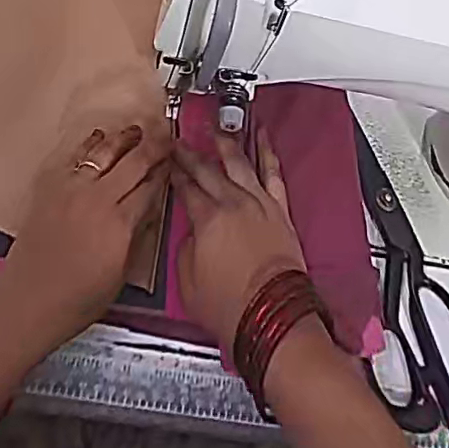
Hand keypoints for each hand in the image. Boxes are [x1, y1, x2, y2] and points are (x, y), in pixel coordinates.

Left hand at [0, 124, 171, 364]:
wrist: (28, 303)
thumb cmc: (77, 299)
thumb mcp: (121, 274)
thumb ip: (137, 235)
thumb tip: (150, 207)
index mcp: (119, 224)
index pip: (150, 186)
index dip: (164, 171)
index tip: (173, 161)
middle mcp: (97, 199)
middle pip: (133, 162)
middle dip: (153, 147)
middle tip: (165, 137)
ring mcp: (72, 189)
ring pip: (105, 151)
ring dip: (124, 139)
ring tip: (137, 130)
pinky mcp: (51, 187)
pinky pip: (75, 156)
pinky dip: (90, 143)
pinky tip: (100, 138)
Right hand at [172, 132, 306, 354]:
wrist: (274, 318)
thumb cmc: (233, 306)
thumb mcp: (189, 281)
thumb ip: (186, 249)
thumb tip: (193, 234)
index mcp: (207, 219)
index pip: (186, 187)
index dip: (175, 173)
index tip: (169, 163)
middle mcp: (233, 204)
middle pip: (207, 170)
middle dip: (191, 154)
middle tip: (181, 143)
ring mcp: (259, 203)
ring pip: (239, 162)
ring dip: (225, 143)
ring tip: (216, 129)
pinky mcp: (279, 210)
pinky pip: (273, 173)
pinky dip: (267, 152)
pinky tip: (263, 138)